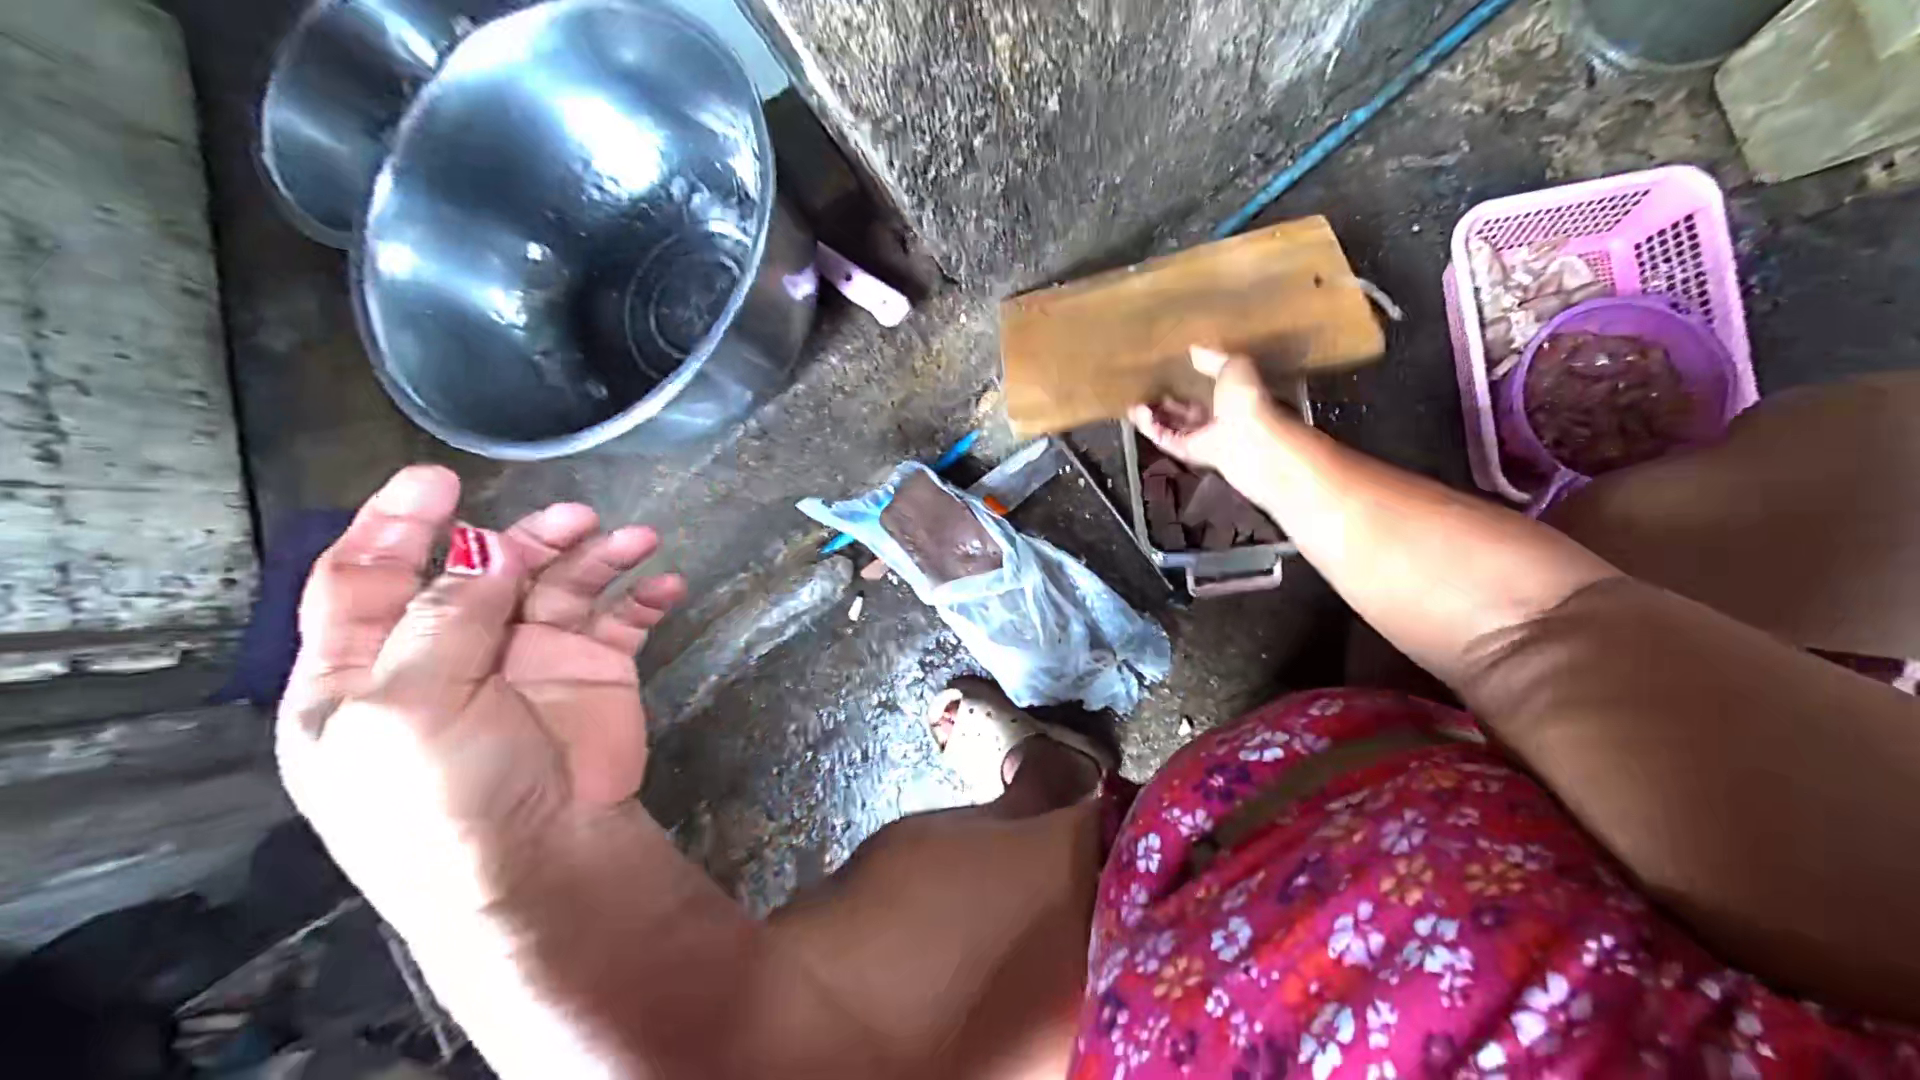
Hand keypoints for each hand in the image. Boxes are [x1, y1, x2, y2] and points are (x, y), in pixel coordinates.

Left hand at [276, 465, 686, 938]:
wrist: (546, 861)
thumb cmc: (447, 797)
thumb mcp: (408, 709)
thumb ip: (445, 618)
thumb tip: (491, 549)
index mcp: (371, 667)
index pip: (367, 576)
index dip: (396, 524)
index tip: (437, 479)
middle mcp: (453, 652)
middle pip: (484, 567)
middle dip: (526, 536)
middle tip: (574, 519)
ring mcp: (531, 658)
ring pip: (561, 582)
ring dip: (598, 556)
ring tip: (637, 540)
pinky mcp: (595, 670)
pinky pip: (621, 618)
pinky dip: (644, 596)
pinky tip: (667, 584)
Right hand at [1130, 345, 1291, 476]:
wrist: (1249, 439)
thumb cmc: (1247, 400)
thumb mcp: (1234, 367)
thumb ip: (1213, 359)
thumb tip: (1195, 349)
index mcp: (1230, 401)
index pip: (1204, 396)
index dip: (1186, 389)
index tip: (1168, 379)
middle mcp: (1215, 422)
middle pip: (1184, 416)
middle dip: (1165, 407)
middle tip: (1145, 396)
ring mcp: (1200, 439)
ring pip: (1170, 429)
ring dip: (1152, 418)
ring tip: (1135, 406)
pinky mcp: (1186, 452)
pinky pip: (1164, 439)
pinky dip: (1150, 428)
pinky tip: (1139, 413)